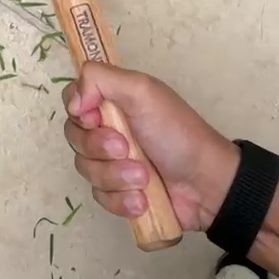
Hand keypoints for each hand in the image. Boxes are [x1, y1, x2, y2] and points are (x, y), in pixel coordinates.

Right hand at [61, 62, 239, 231]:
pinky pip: (100, 197)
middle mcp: (105, 129)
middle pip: (74, 137)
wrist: (207, 184)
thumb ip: (100, 78)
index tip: (96, 118)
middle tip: (126, 148)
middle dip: (99, 147)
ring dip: (115, 176)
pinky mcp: (118, 193)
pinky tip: (142, 200)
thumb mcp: (141, 90)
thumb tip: (73, 102)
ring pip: (85, 169)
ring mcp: (110, 163)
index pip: (71, 100)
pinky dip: (121, 200)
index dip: (78, 112)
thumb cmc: (175, 130)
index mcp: (109, 101)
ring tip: (144, 177)